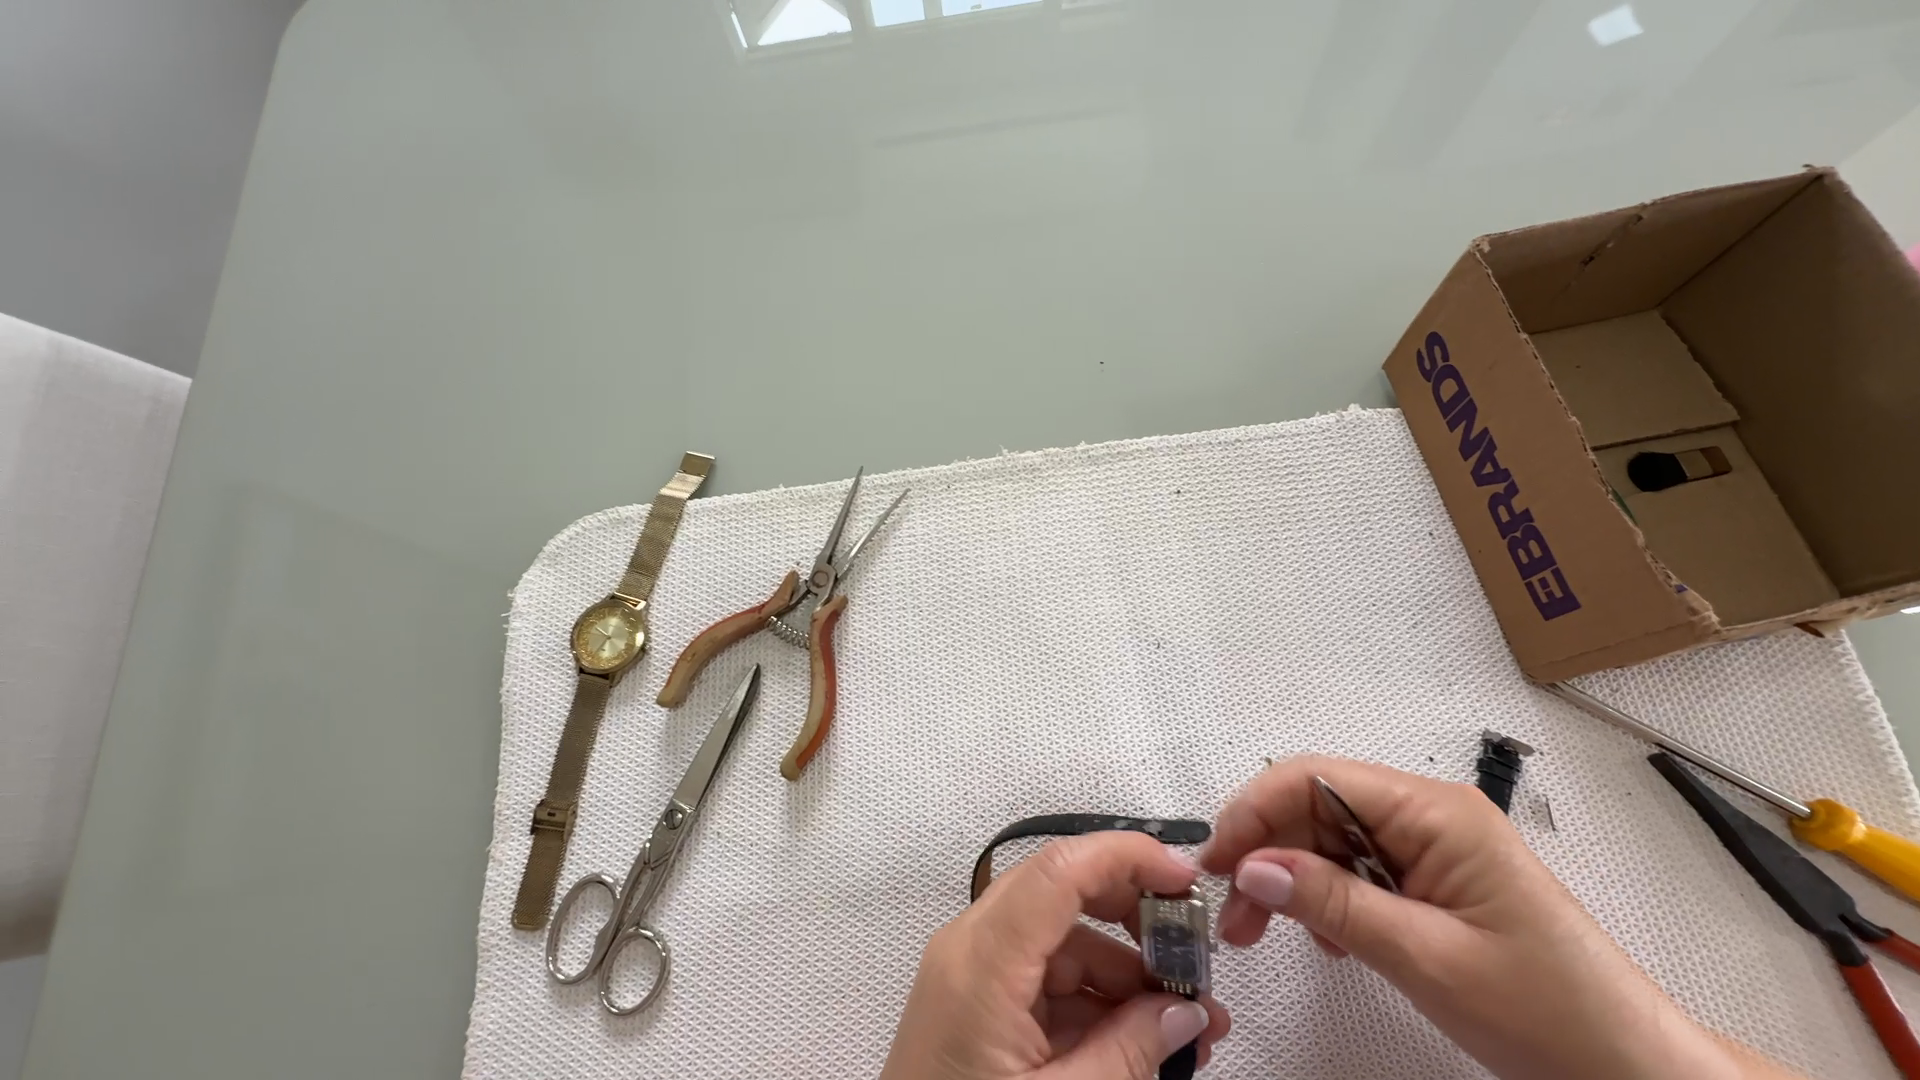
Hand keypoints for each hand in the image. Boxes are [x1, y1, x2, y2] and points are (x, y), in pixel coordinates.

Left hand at [880, 831, 1230, 1079]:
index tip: (1187, 878)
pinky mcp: (979, 999)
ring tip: (1190, 1022)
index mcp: (982, 960)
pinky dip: (1097, 998)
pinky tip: (1145, 1037)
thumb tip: (1190, 1011)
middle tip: (1195, 958)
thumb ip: (1130, 1052)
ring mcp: (972, 971)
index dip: (1127, 857)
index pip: (1059, 869)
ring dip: (1126, 971)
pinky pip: (1048, 977)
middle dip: (1136, 916)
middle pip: (1063, 892)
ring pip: (1063, 939)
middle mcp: (971, 946)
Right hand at [1201, 756, 1799, 1079]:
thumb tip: (1249, 866)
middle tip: (1231, 916)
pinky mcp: (1429, 877)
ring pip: (1327, 839)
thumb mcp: (1425, 956)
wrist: (1630, 1069)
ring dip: (1288, 880)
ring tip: (1260, 933)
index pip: (1315, 778)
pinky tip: (1325, 940)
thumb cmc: (1541, 1008)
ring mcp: (1428, 844)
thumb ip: (1331, 903)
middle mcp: (1425, 812)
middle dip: (1265, 853)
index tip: (1213, 863)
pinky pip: (1354, 869)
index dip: (1254, 811)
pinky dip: (1324, 899)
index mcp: (1433, 811)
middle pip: (1314, 807)